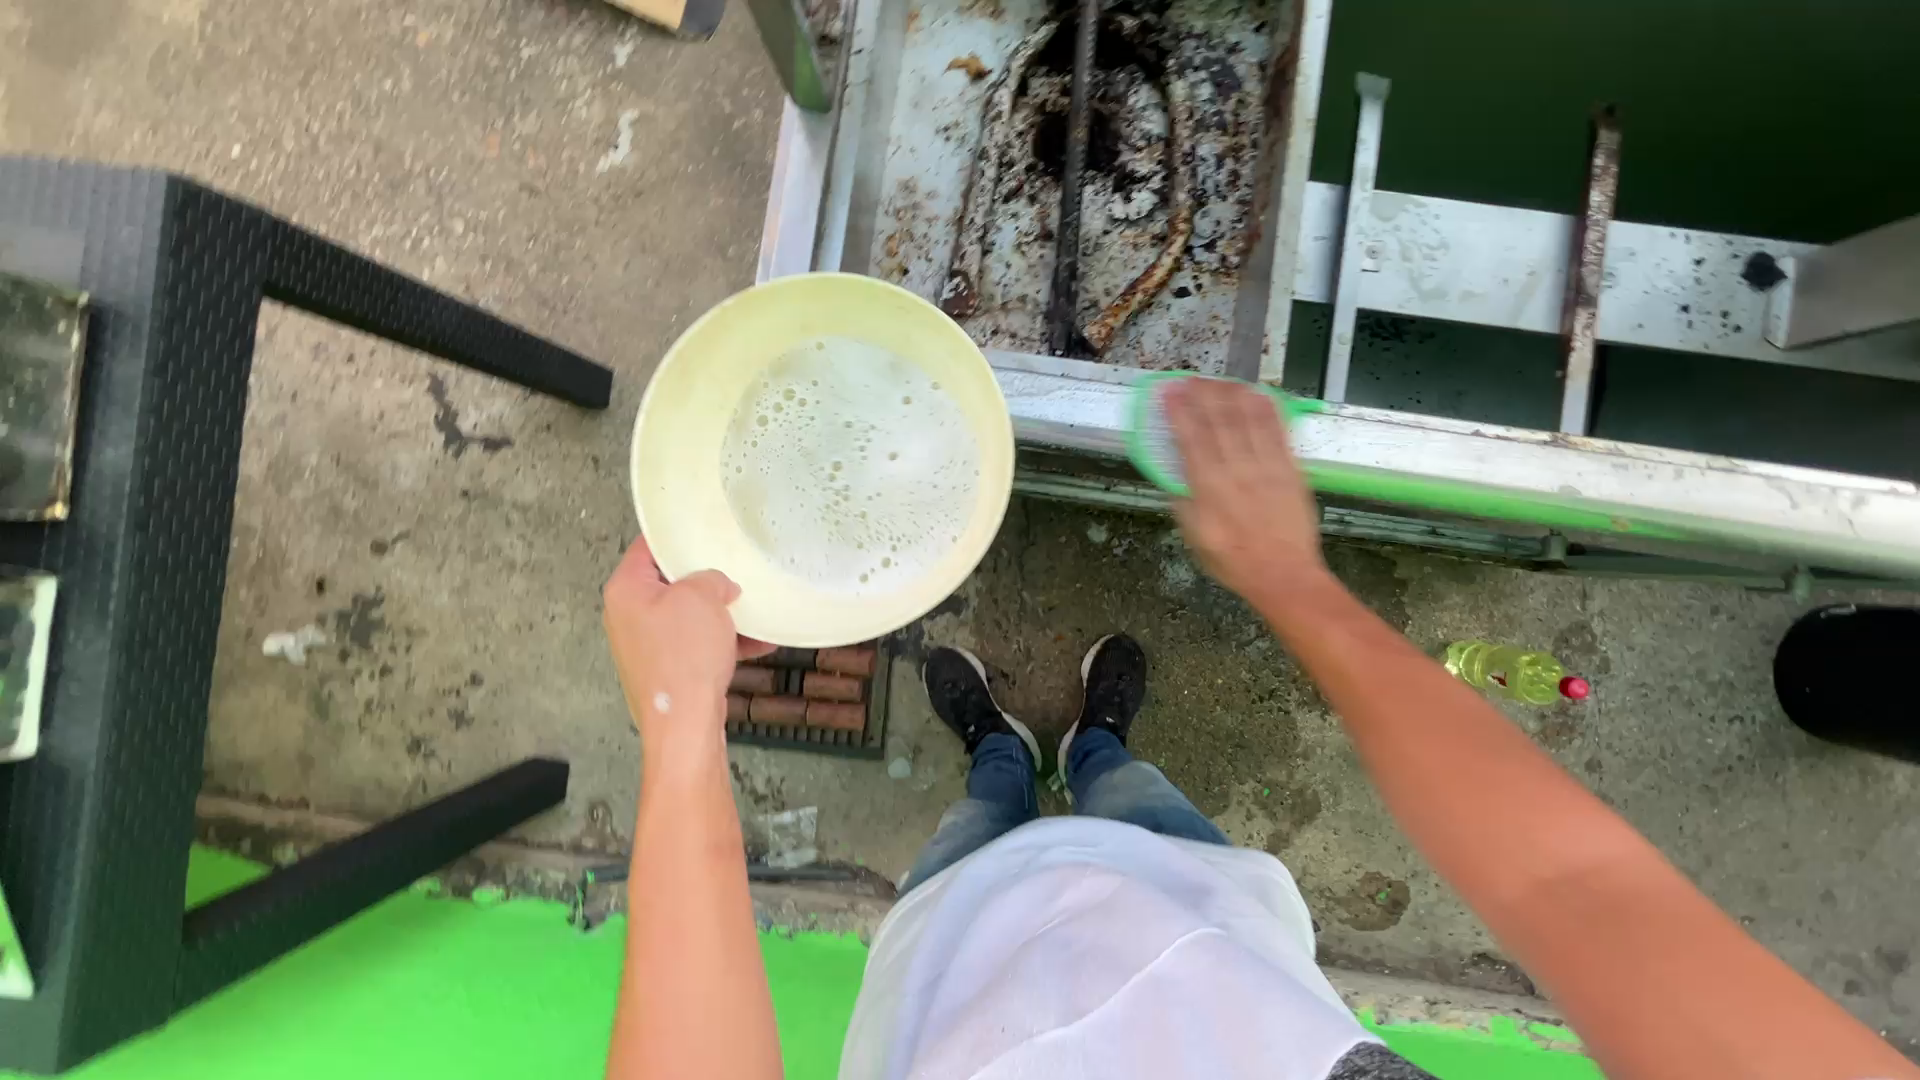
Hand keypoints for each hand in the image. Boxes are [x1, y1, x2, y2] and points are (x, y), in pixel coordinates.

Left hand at [603, 539, 772, 745]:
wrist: (685, 720)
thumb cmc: (685, 653)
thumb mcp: (702, 596)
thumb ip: (711, 578)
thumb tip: (719, 586)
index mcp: (626, 590)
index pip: (647, 547)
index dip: (676, 535)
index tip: (704, 527)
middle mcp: (628, 616)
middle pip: (671, 583)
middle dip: (706, 579)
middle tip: (734, 569)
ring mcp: (647, 645)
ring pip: (688, 615)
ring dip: (720, 613)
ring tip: (753, 609)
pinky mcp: (667, 669)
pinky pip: (697, 644)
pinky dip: (724, 642)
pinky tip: (760, 643)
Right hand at [1164, 378, 1326, 604]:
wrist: (1283, 574)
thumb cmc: (1232, 561)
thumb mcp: (1194, 537)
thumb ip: (1183, 503)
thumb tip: (1175, 478)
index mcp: (1208, 486)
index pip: (1190, 437)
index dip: (1179, 410)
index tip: (1169, 391)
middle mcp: (1236, 469)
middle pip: (1218, 419)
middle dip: (1202, 394)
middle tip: (1190, 379)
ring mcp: (1267, 465)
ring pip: (1248, 418)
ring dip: (1232, 393)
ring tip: (1219, 380)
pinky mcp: (1291, 468)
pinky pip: (1278, 430)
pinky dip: (1266, 408)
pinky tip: (1256, 394)